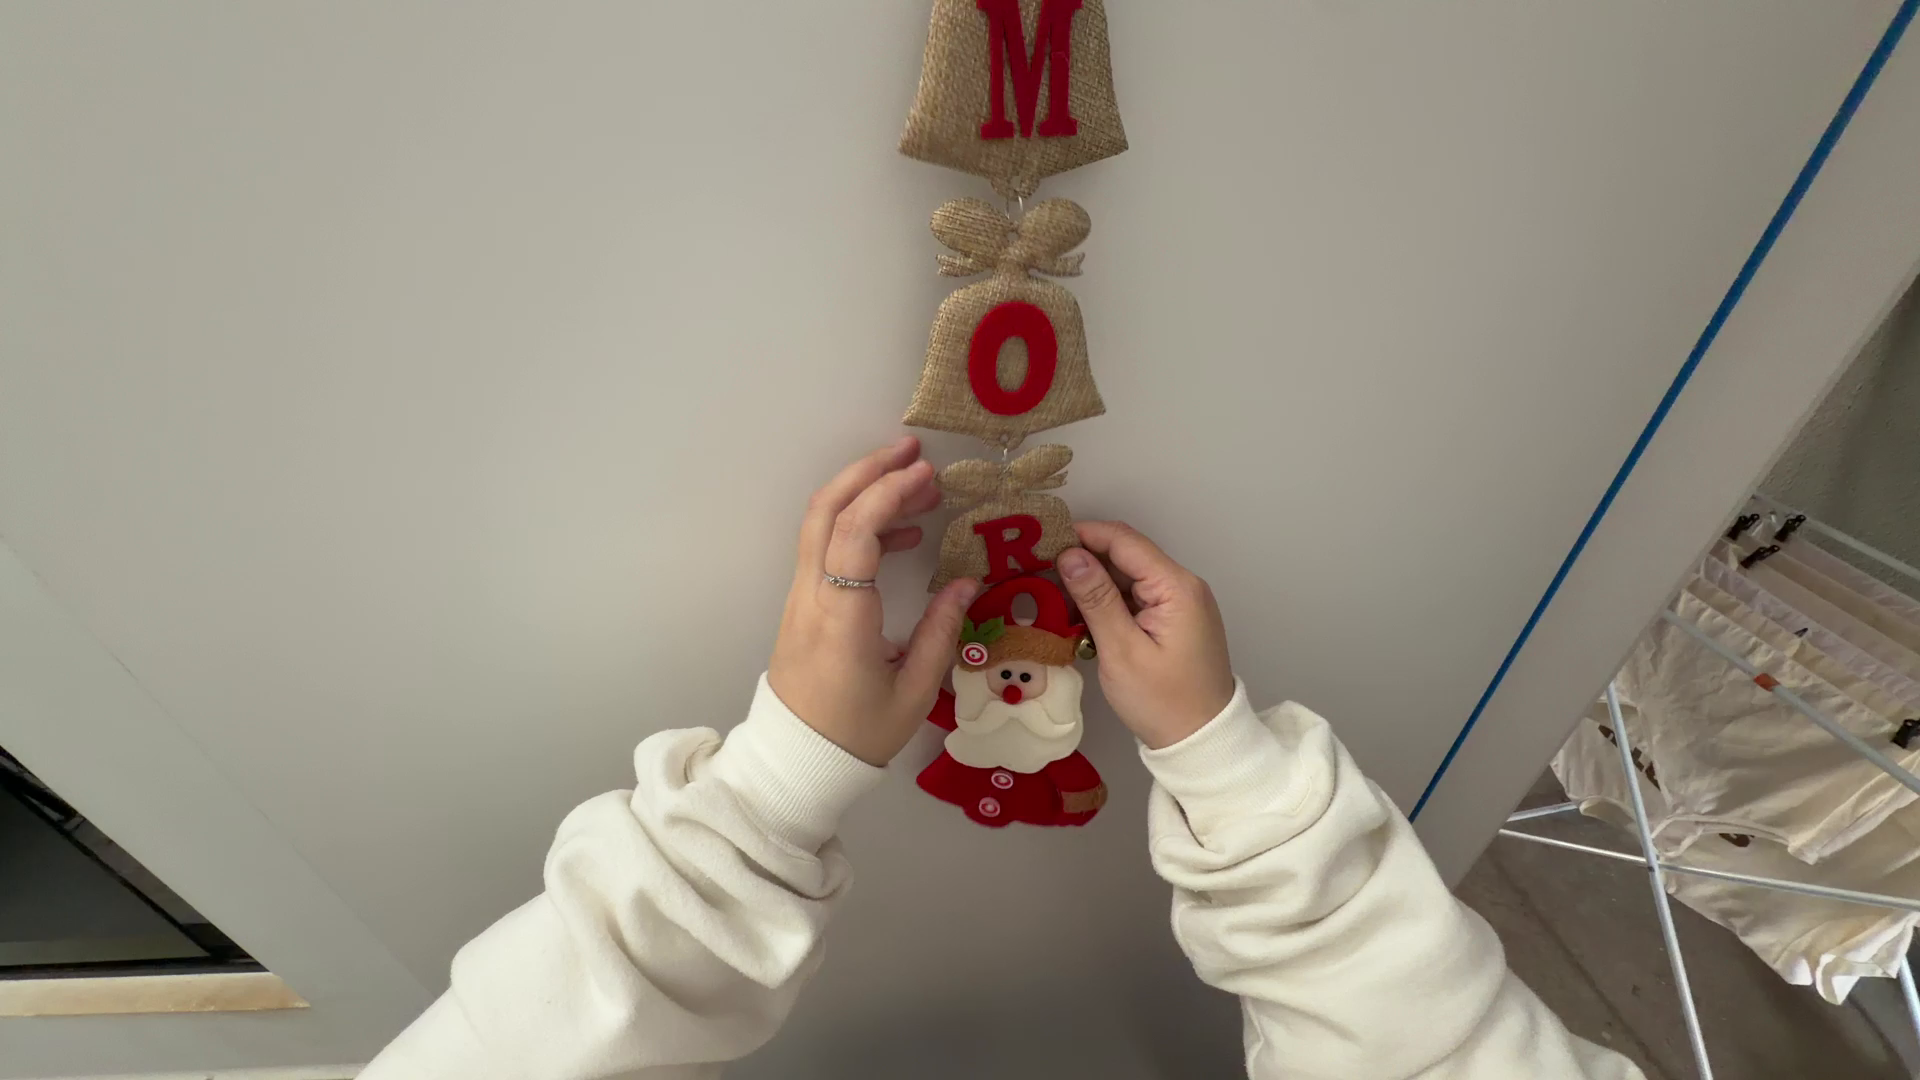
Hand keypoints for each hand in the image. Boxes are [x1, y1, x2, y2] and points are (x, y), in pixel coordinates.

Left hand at [768, 437, 980, 765]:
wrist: (796, 760)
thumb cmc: (857, 733)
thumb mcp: (914, 692)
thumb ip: (942, 632)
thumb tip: (965, 582)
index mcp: (842, 616)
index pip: (854, 533)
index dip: (888, 493)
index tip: (926, 474)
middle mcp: (813, 594)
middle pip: (825, 509)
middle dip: (867, 470)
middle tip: (913, 450)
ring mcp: (801, 595)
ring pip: (821, 522)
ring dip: (864, 492)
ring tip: (918, 486)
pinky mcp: (804, 601)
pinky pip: (826, 546)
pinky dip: (859, 524)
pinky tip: (901, 534)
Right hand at [1055, 522, 1233, 749]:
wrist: (1202, 742)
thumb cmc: (1162, 702)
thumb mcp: (1121, 650)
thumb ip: (1095, 598)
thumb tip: (1069, 555)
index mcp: (1175, 586)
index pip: (1124, 540)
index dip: (1083, 534)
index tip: (1044, 542)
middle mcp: (1180, 585)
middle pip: (1125, 555)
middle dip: (1083, 558)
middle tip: (1040, 569)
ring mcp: (1177, 602)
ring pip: (1125, 576)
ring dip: (1091, 583)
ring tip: (1053, 595)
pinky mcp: (1170, 619)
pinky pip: (1132, 596)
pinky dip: (1105, 602)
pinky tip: (1078, 616)